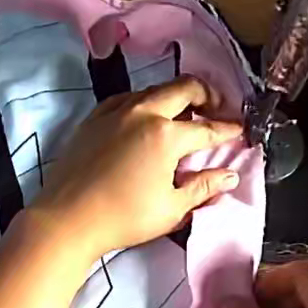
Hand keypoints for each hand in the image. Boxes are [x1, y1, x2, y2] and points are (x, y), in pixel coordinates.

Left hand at [27, 77, 244, 259]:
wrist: (67, 219)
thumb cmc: (122, 218)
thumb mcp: (171, 209)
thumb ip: (203, 187)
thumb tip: (228, 175)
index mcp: (166, 135)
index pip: (207, 128)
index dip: (227, 130)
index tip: (239, 131)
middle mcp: (142, 114)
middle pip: (184, 88)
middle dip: (207, 95)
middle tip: (218, 109)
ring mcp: (114, 113)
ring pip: (153, 90)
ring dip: (175, 97)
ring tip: (184, 114)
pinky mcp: (93, 120)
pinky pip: (126, 99)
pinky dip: (144, 103)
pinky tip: (145, 118)